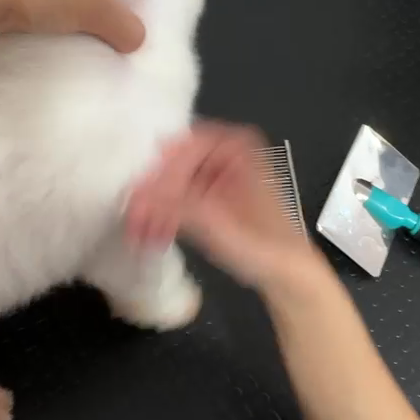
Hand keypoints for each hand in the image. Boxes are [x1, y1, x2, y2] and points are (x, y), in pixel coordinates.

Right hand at [127, 123, 325, 291]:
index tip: (142, 189)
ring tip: (136, 230)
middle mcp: (227, 157)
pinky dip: (164, 217)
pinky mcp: (211, 204)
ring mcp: (218, 180)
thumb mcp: (216, 222)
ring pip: (174, 186)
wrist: (287, 275)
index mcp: (239, 147)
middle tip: (132, 212)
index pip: (188, 144)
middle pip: (177, 165)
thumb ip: (176, 204)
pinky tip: (149, 236)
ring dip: (153, 208)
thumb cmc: (265, 245)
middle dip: (152, 192)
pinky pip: (179, 203)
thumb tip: (138, 194)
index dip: (163, 167)